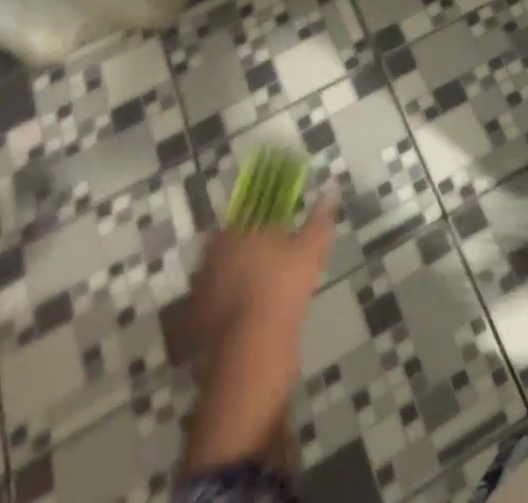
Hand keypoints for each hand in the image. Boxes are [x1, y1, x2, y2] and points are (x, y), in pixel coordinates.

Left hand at [187, 196, 335, 346]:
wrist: (253, 342)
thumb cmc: (284, 284)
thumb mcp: (312, 247)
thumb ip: (321, 218)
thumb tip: (331, 186)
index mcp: (234, 234)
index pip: (244, 220)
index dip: (262, 227)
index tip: (279, 235)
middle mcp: (209, 257)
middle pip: (227, 248)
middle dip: (247, 253)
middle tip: (272, 263)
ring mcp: (199, 290)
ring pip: (219, 277)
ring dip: (235, 280)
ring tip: (262, 291)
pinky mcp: (196, 320)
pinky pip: (214, 305)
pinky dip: (228, 306)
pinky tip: (249, 314)